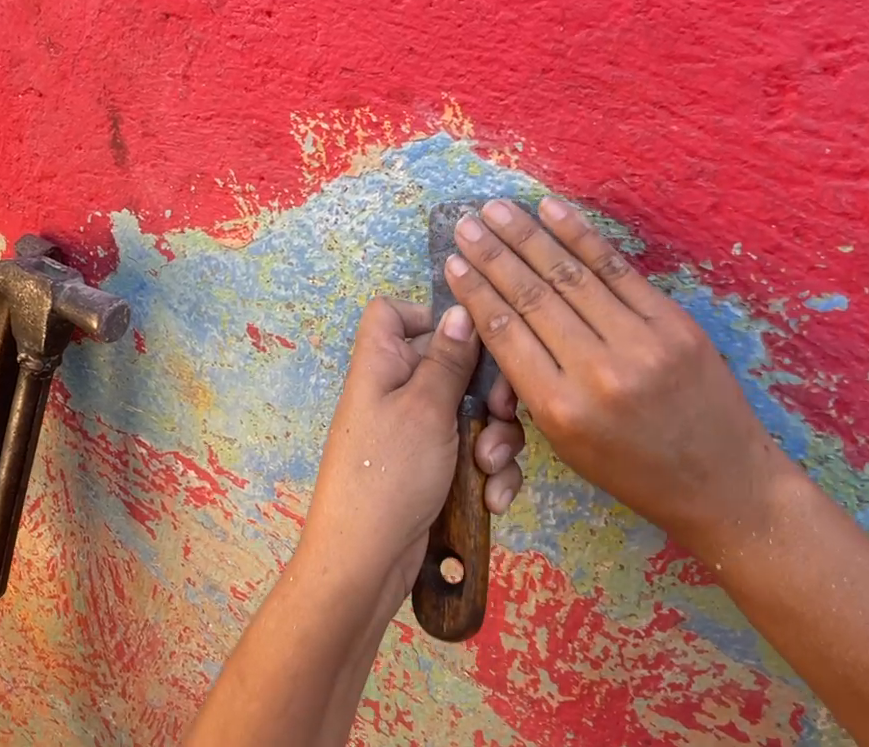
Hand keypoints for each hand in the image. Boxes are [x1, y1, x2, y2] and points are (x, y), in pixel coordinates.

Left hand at [299, 298, 527, 603]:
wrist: (367, 560)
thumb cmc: (388, 473)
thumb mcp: (424, 409)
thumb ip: (448, 359)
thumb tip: (461, 308)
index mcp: (381, 364)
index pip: (392, 313)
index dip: (425, 316)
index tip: (465, 340)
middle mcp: (397, 391)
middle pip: (452, 363)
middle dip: (486, 392)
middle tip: (502, 414)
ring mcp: (416, 431)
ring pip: (472, 412)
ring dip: (494, 439)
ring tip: (488, 467)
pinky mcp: (434, 467)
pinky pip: (473, 453)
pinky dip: (487, 473)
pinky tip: (492, 500)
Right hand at [443, 198, 793, 555]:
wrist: (723, 483)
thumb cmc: (630, 469)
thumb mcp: (563, 443)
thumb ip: (528, 383)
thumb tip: (492, 322)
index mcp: (560, 408)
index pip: (505, 332)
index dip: (475, 291)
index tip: (453, 261)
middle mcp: (598, 371)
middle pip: (531, 296)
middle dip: (492, 254)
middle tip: (465, 223)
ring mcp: (642, 342)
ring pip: (569, 275)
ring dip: (527, 235)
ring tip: (496, 209)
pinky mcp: (675, 323)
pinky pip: (617, 269)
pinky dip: (580, 235)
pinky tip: (552, 210)